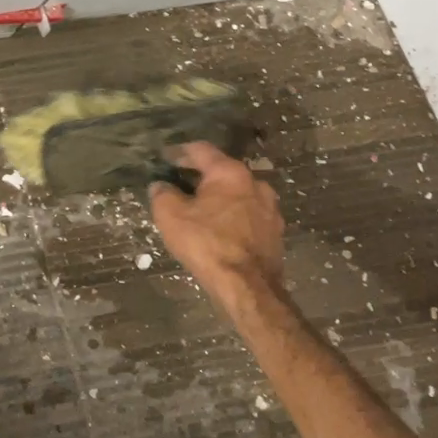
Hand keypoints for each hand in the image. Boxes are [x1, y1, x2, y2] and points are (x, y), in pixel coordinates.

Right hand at [149, 142, 285, 309]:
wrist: (247, 287)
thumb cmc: (206, 243)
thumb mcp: (169, 214)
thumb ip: (162, 192)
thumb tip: (162, 185)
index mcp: (230, 173)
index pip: (200, 150)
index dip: (178, 152)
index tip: (163, 158)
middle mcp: (256, 184)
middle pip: (222, 171)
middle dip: (199, 176)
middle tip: (178, 185)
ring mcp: (270, 210)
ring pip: (237, 194)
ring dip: (217, 197)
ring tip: (197, 209)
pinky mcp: (275, 233)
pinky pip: (247, 214)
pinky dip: (230, 215)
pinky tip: (216, 229)